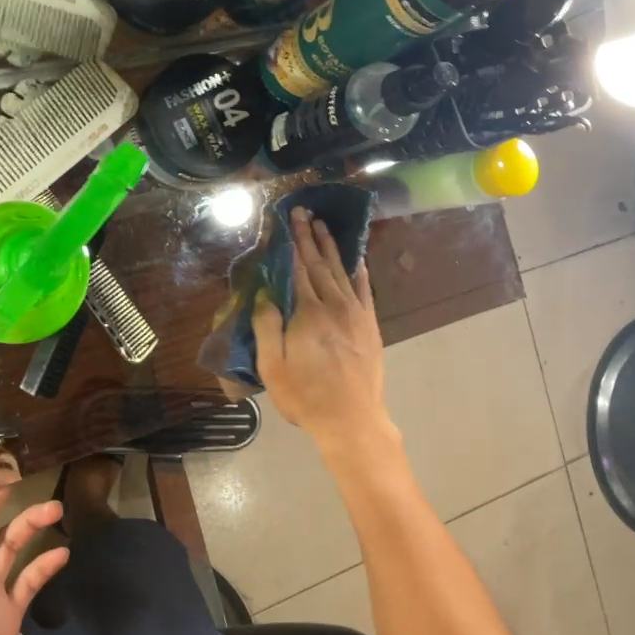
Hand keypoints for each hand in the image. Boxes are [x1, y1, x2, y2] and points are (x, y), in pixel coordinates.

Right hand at [252, 208, 391, 449]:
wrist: (352, 421)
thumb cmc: (306, 396)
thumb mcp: (273, 367)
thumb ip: (268, 327)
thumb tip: (265, 294)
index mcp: (307, 313)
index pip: (298, 268)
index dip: (292, 243)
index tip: (288, 220)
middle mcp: (334, 306)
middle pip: (320, 264)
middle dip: (310, 237)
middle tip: (304, 213)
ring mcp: (356, 315)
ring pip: (342, 272)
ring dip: (332, 247)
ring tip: (323, 227)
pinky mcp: (370, 326)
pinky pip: (364, 290)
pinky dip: (359, 272)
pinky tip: (357, 260)